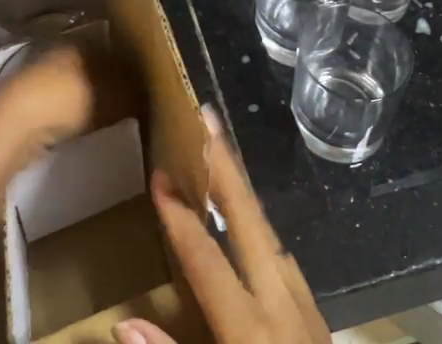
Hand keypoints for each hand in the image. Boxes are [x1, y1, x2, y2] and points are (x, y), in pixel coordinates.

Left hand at [0, 41, 133, 167]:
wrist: (14, 125)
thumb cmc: (66, 100)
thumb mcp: (110, 96)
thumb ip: (131, 92)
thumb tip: (147, 92)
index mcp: (78, 44)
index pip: (109, 51)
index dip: (125, 68)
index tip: (139, 85)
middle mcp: (57, 55)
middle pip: (90, 69)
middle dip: (106, 83)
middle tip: (126, 102)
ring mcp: (38, 78)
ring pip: (73, 87)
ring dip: (87, 100)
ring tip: (106, 118)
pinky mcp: (25, 104)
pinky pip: (58, 106)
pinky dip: (69, 115)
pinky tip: (79, 129)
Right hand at [117, 110, 330, 343]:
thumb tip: (123, 323)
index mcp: (251, 326)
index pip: (207, 260)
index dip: (181, 218)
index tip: (159, 176)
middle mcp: (282, 302)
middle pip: (251, 219)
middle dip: (227, 166)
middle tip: (208, 117)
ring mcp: (306, 306)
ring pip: (272, 234)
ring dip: (245, 193)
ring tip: (220, 161)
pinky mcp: (318, 317)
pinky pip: (285, 259)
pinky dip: (262, 229)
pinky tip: (251, 229)